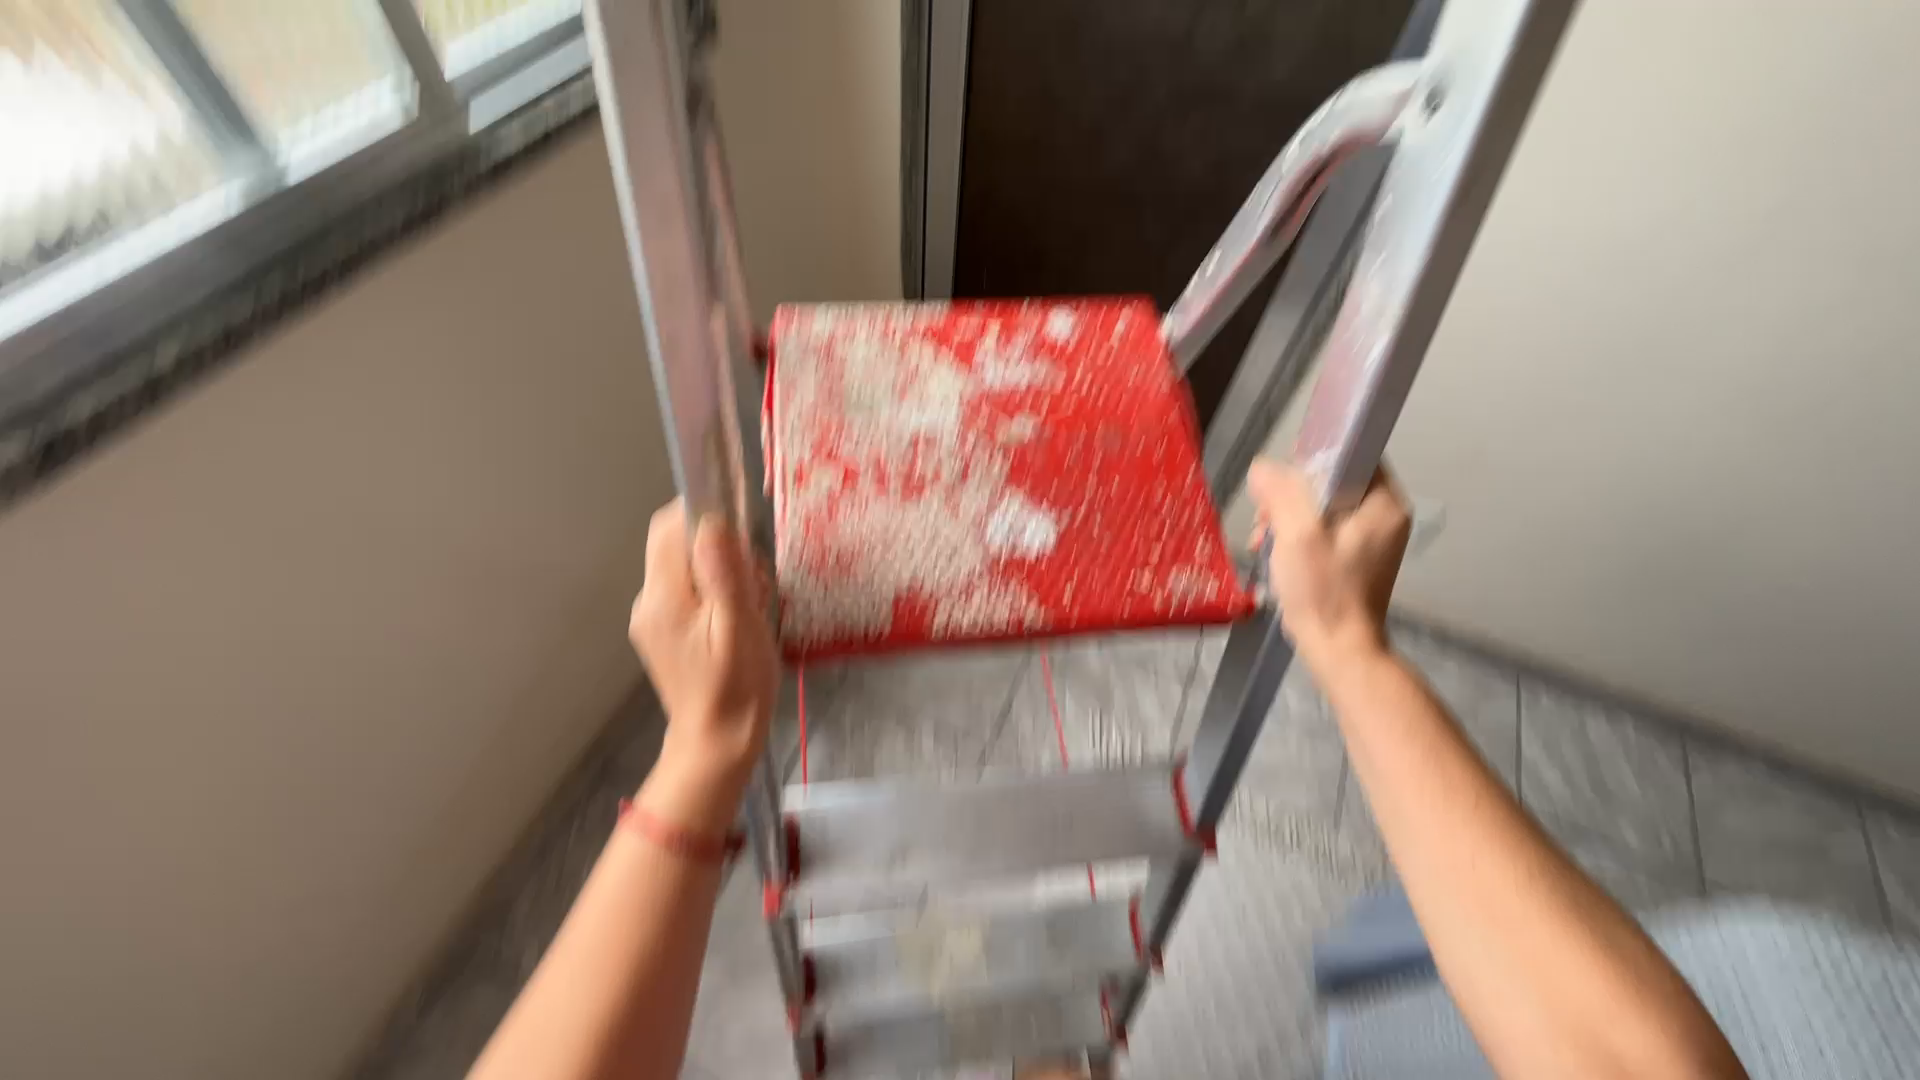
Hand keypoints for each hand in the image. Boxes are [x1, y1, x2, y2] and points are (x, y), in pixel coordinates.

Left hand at [629, 500, 778, 833]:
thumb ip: (723, 572)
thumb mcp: (740, 626)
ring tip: (751, 603)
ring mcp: (653, 618)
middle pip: (675, 544)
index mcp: (664, 597)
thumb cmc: (737, 686)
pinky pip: (686, 590)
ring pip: (684, 566)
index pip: (670, 526)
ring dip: (720, 570)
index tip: (742, 529)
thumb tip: (712, 521)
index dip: (704, 513)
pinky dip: (713, 591)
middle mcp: (648, 601)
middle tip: (753, 577)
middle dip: (718, 545)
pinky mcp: (664, 631)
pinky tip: (737, 618)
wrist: (718, 742)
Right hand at [1246, 460, 1410, 669]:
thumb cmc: (1323, 591)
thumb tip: (1263, 467)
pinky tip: (1275, 553)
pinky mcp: (1354, 557)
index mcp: (1384, 503)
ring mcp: (1370, 538)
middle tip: (1265, 520)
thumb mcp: (1297, 534)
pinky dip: (1295, 536)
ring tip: (1263, 541)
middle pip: (1329, 481)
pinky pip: (1321, 530)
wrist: (1337, 648)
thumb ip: (1282, 493)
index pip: (1350, 455)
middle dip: (1289, 497)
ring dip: (1286, 518)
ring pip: (1320, 506)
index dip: (1311, 460)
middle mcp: (1384, 515)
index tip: (1281, 483)